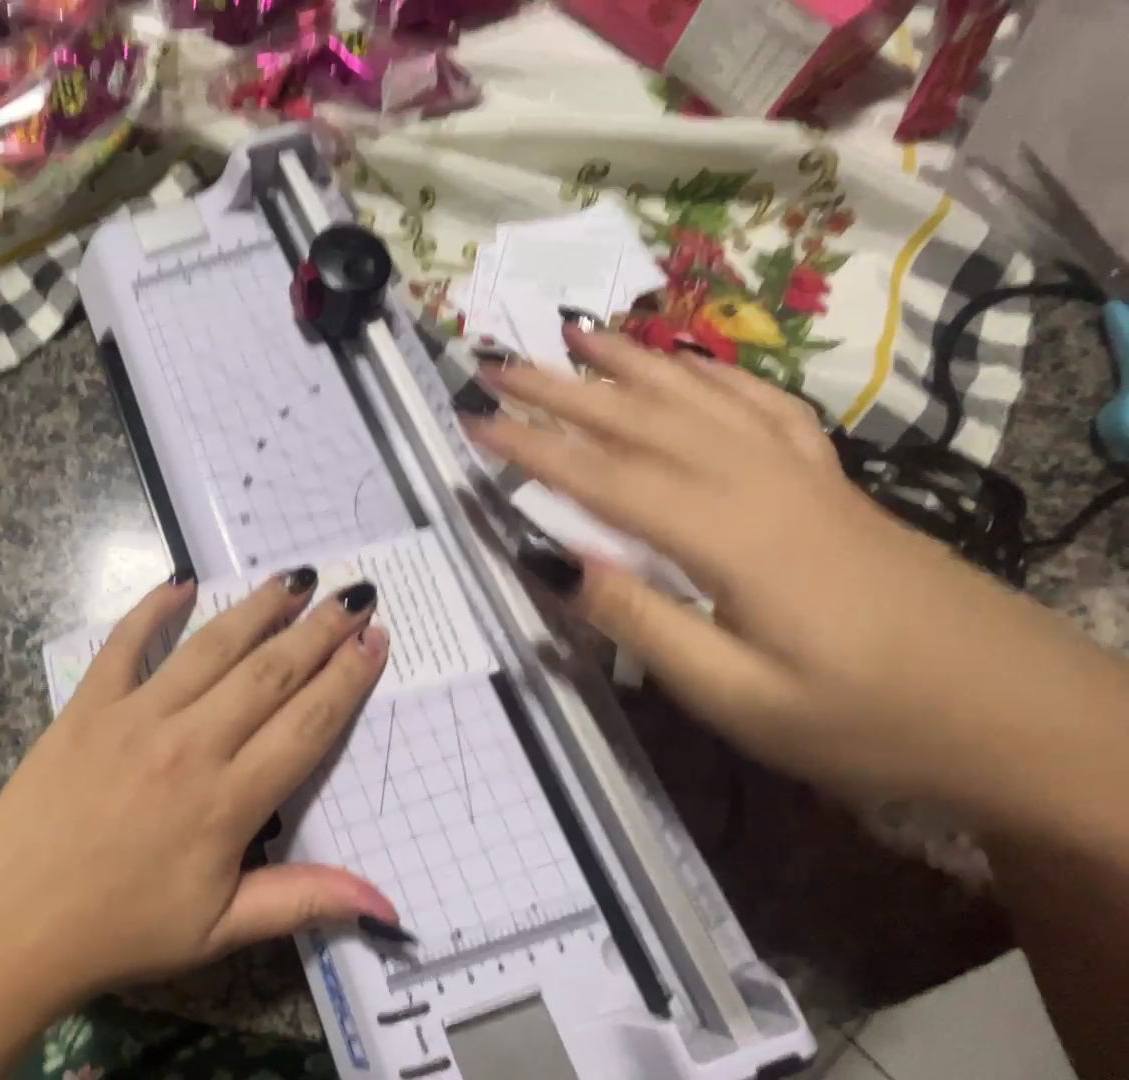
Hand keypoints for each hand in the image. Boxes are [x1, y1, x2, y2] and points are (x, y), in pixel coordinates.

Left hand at [0, 571, 397, 1011]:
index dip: (347, 679)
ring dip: (256, 610)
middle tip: (353, 593)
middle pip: (268, 674)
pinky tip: (181, 581)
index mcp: (228, 801)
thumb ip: (302, 900)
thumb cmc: (122, 930)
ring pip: (210, 648)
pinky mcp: (87, 705)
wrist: (14, 922)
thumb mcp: (219, 931)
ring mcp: (134, 716)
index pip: (306, 725)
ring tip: (293, 579)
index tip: (376, 639)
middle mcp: (189, 745)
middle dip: (318, 631)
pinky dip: (153, 609)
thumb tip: (387, 902)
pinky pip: (125, 644)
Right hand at [467, 327, 1128, 809]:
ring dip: (632, 364)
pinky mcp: (832, 486)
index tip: (470, 422)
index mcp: (729, 535)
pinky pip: (763, 408)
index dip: (531, 447)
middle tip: (497, 365)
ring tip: (577, 336)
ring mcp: (803, 477)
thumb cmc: (871, 722)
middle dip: (562, 389)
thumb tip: (550, 559)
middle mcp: (761, 484)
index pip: (605, 476)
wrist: (1030, 719)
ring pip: (700, 399)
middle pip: (644, 420)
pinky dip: (714, 377)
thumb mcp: (739, 697)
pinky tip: (686, 367)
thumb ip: (640, 621)